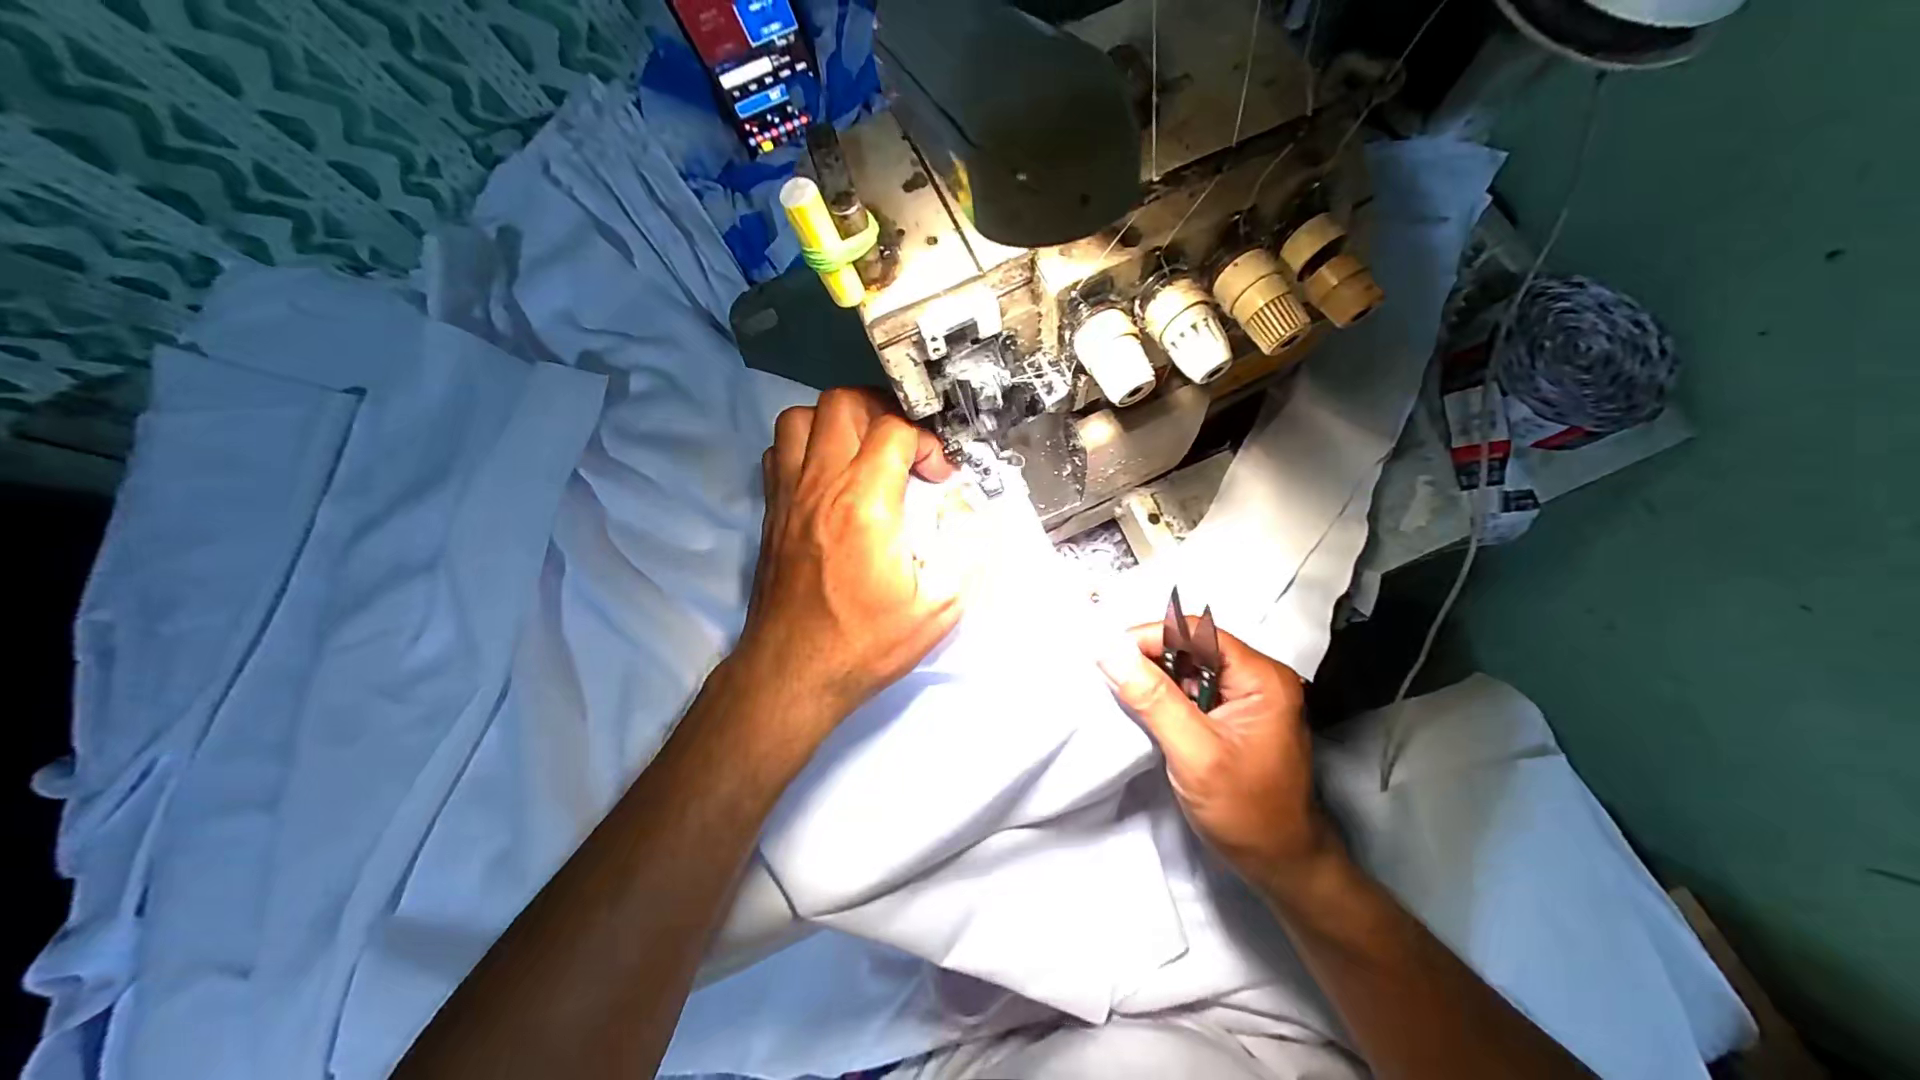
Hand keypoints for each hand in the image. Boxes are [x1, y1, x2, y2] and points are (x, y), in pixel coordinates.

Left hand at [732, 387, 963, 732]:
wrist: (793, 672)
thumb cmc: (863, 643)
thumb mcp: (936, 609)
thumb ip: (964, 555)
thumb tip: (974, 521)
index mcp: (865, 504)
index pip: (894, 430)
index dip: (926, 442)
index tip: (938, 475)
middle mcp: (821, 486)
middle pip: (842, 403)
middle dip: (881, 412)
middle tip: (903, 446)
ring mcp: (789, 495)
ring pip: (800, 417)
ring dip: (837, 422)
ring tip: (864, 452)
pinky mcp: (771, 511)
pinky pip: (779, 451)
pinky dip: (805, 446)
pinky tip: (829, 476)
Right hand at [1098, 621, 1340, 885]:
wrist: (1281, 863)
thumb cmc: (1246, 811)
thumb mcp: (1194, 754)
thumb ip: (1153, 699)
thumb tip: (1111, 653)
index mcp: (1262, 678)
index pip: (1198, 634)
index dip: (1152, 637)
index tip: (1111, 654)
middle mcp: (1259, 679)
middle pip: (1193, 647)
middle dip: (1151, 657)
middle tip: (1113, 674)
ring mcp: (1248, 698)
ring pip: (1190, 668)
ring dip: (1156, 677)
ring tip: (1125, 692)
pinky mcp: (1235, 717)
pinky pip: (1194, 690)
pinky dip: (1167, 695)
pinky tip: (1148, 709)